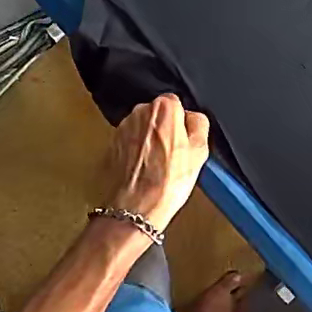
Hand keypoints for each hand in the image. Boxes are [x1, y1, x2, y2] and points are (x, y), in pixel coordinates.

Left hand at [104, 94, 210, 231]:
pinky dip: (137, 152)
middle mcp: (140, 112)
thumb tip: (194, 118)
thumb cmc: (166, 183)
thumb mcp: (199, 152)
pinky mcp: (112, 143)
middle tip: (173, 155)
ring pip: (143, 128)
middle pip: (158, 115)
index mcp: (164, 108)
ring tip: (158, 166)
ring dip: (150, 141)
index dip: (183, 124)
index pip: (177, 104)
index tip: (185, 141)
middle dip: (165, 130)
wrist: (136, 207)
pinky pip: (130, 142)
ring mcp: (123, 127)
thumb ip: (199, 124)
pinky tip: (145, 170)